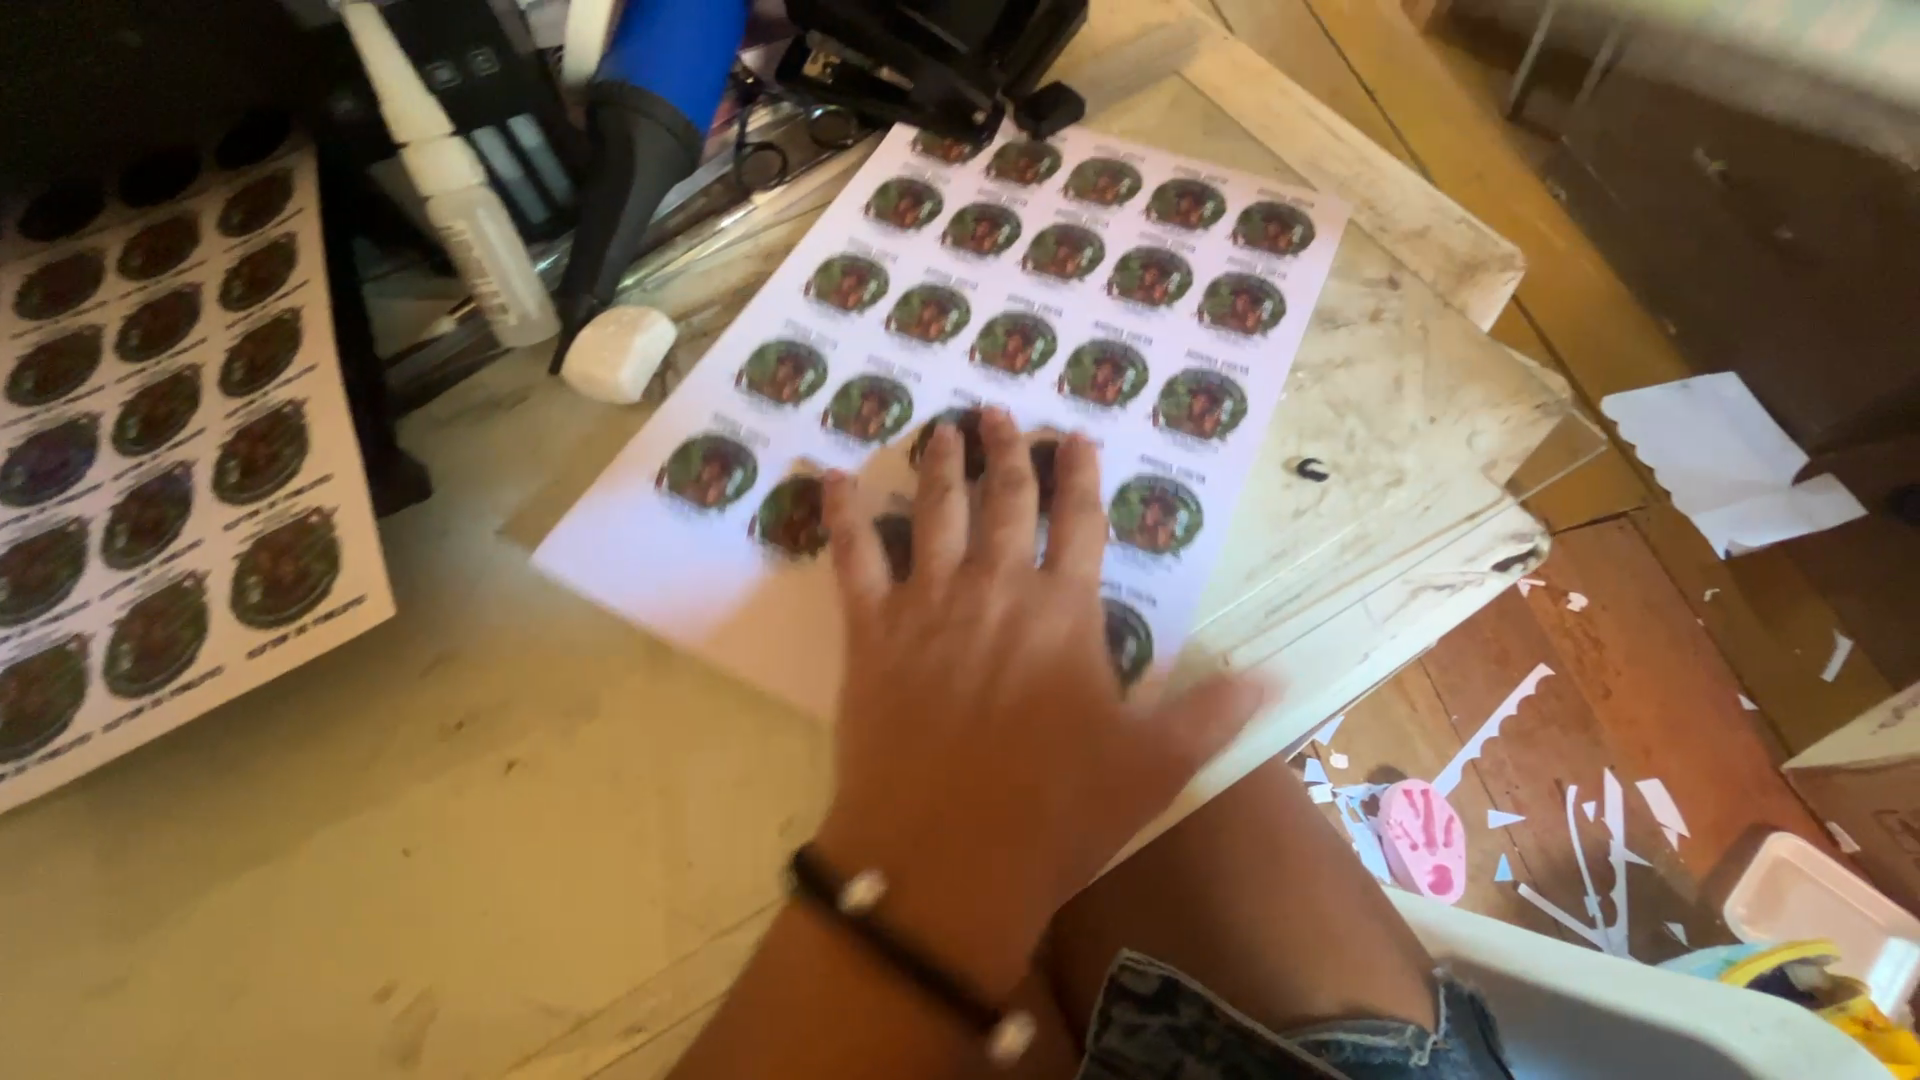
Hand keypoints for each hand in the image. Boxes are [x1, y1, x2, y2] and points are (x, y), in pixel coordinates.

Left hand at [814, 408, 1269, 999]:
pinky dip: (842, 514)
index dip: (1081, 476)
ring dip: (940, 465)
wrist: (947, 856)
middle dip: (1006, 452)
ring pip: (936, 511)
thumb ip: (1212, 711)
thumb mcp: (1153, 766)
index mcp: (1065, 612)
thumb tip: (1280, 676)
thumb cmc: (1056, 811)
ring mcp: (930, 603)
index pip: (1081, 523)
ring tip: (941, 429)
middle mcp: (998, 588)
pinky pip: (853, 556)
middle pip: (1007, 501)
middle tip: (995, 411)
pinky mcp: (873, 629)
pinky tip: (831, 476)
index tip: (1076, 437)